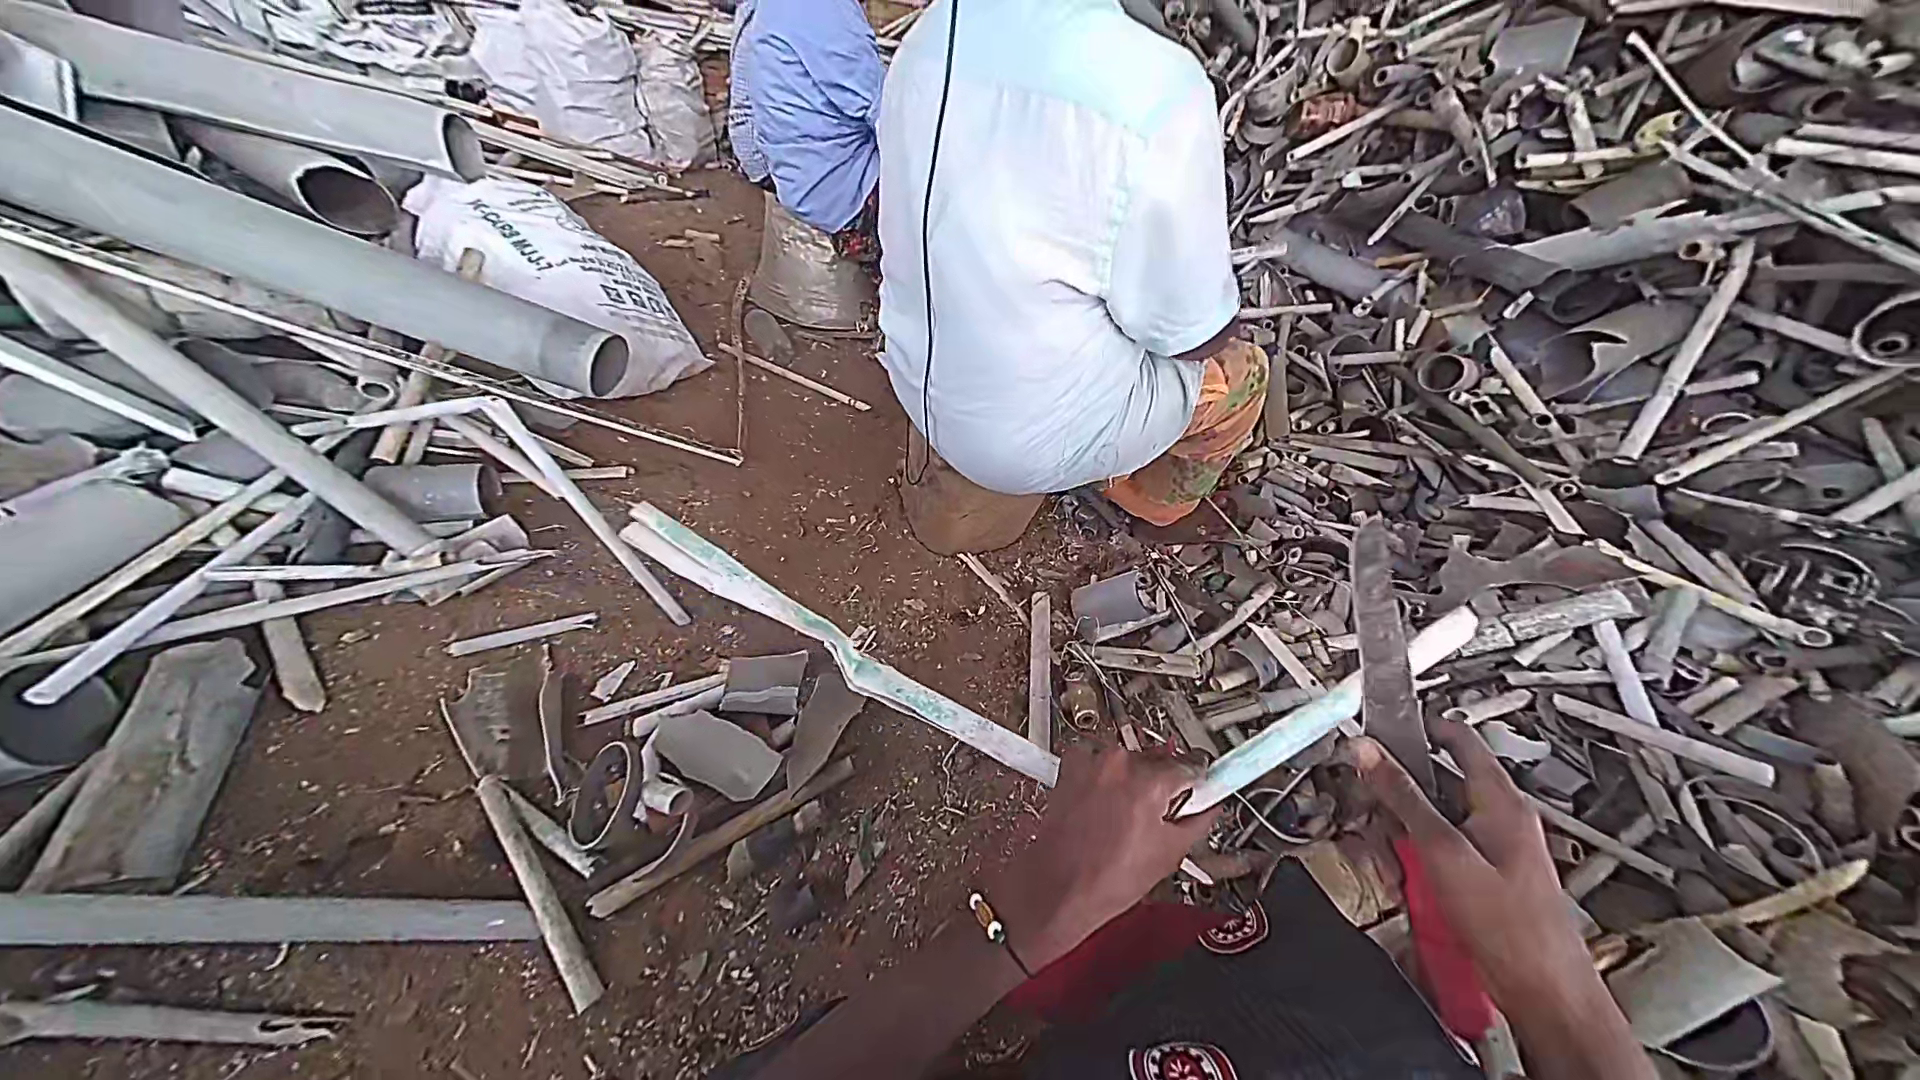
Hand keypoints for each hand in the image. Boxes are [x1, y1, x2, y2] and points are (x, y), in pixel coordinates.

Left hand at [988, 742, 1218, 970]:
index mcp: (1149, 780)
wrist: (1059, 884)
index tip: (1206, 783)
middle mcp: (1120, 761)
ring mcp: (1093, 760)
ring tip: (1128, 817)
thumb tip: (1212, 804)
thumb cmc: (1106, 877)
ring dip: (1134, 780)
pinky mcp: (1072, 765)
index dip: (1202, 779)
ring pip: (1129, 761)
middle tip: (1163, 815)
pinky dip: (1106, 777)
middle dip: (1166, 784)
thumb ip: (1199, 819)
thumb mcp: (1170, 853)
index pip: (1192, 764)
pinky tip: (1106, 805)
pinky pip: (1100, 762)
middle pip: (1159, 760)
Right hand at [1348, 719, 1654, 1079]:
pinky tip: (1402, 871)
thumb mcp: (1442, 850)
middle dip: (1395, 788)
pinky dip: (1410, 849)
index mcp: (1501, 800)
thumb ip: (1402, 795)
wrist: (1544, 995)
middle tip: (1369, 796)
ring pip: (1427, 812)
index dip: (1418, 723)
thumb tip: (1368, 751)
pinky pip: (1432, 842)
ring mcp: (1486, 844)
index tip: (1381, 721)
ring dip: (1399, 824)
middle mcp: (1497, 817)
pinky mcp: (1476, 869)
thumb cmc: (1513, 928)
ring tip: (1387, 847)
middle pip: (1432, 778)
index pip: (1458, 737)